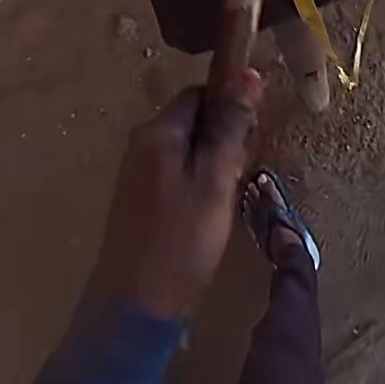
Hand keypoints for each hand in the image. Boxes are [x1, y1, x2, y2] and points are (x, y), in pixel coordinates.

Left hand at [90, 70, 262, 319]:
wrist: (134, 309)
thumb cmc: (181, 241)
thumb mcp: (215, 180)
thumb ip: (230, 127)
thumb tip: (248, 74)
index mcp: (157, 132)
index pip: (199, 93)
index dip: (229, 106)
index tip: (250, 137)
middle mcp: (142, 143)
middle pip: (193, 120)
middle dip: (223, 139)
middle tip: (240, 174)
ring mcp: (138, 171)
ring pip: (188, 148)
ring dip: (214, 164)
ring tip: (228, 197)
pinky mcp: (140, 197)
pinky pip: (177, 172)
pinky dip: (199, 182)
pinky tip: (211, 211)